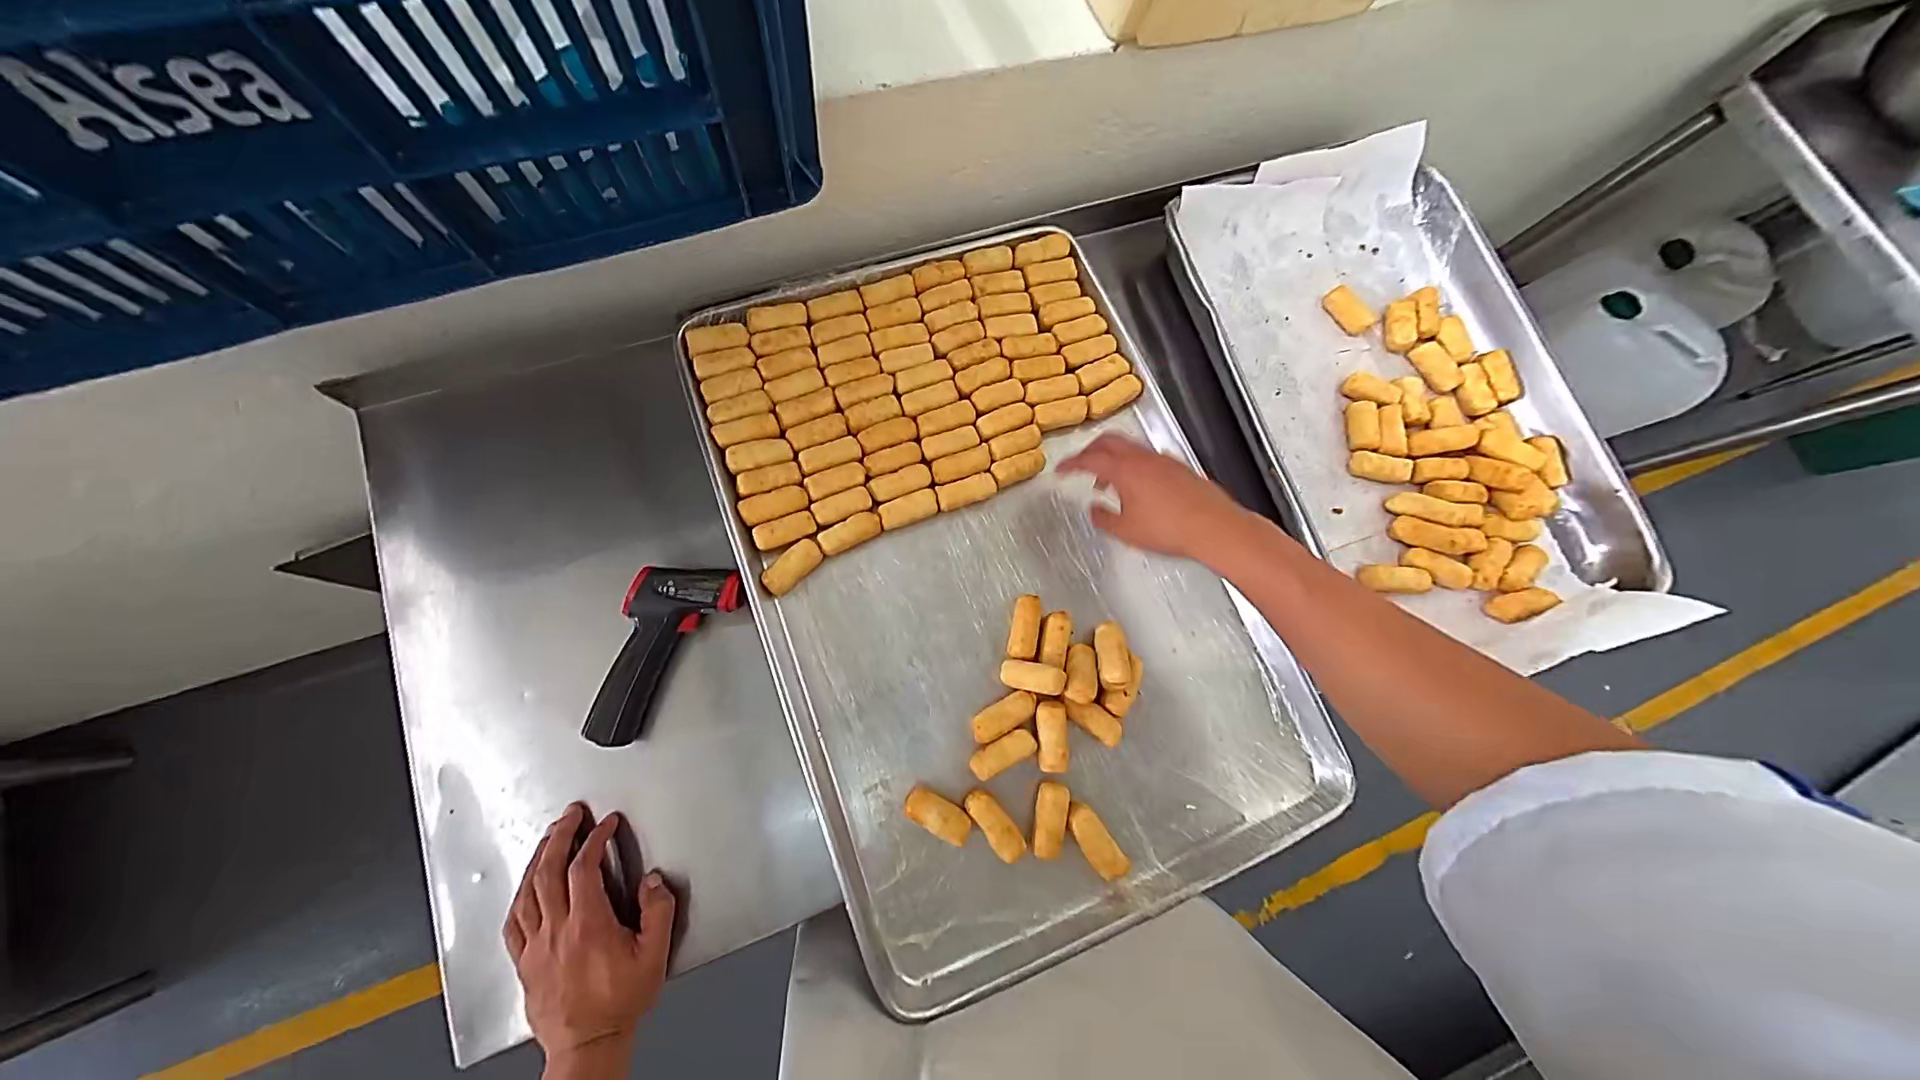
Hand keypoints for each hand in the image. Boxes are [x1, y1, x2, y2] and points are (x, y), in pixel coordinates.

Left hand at [504, 804, 676, 1073]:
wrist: (588, 1044)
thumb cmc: (620, 1002)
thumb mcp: (654, 954)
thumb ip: (657, 911)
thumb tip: (653, 881)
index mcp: (588, 926)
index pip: (584, 869)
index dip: (595, 839)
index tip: (606, 824)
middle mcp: (557, 932)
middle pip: (549, 871)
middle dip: (561, 836)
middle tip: (571, 815)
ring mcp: (536, 947)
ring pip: (528, 892)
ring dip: (539, 858)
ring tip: (550, 838)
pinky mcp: (525, 962)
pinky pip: (514, 921)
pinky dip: (520, 895)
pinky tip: (526, 886)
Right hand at [1059, 434, 1254, 562]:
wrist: (1214, 528)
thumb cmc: (1173, 528)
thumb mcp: (1125, 530)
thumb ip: (1103, 517)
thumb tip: (1095, 510)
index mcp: (1125, 470)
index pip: (1089, 459)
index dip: (1070, 464)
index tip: (1061, 469)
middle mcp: (1144, 459)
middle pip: (1108, 441)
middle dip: (1090, 452)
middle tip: (1080, 465)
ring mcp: (1164, 460)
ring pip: (1130, 448)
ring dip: (1113, 459)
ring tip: (1108, 480)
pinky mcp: (1179, 468)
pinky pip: (1147, 457)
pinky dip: (1133, 465)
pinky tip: (1136, 486)